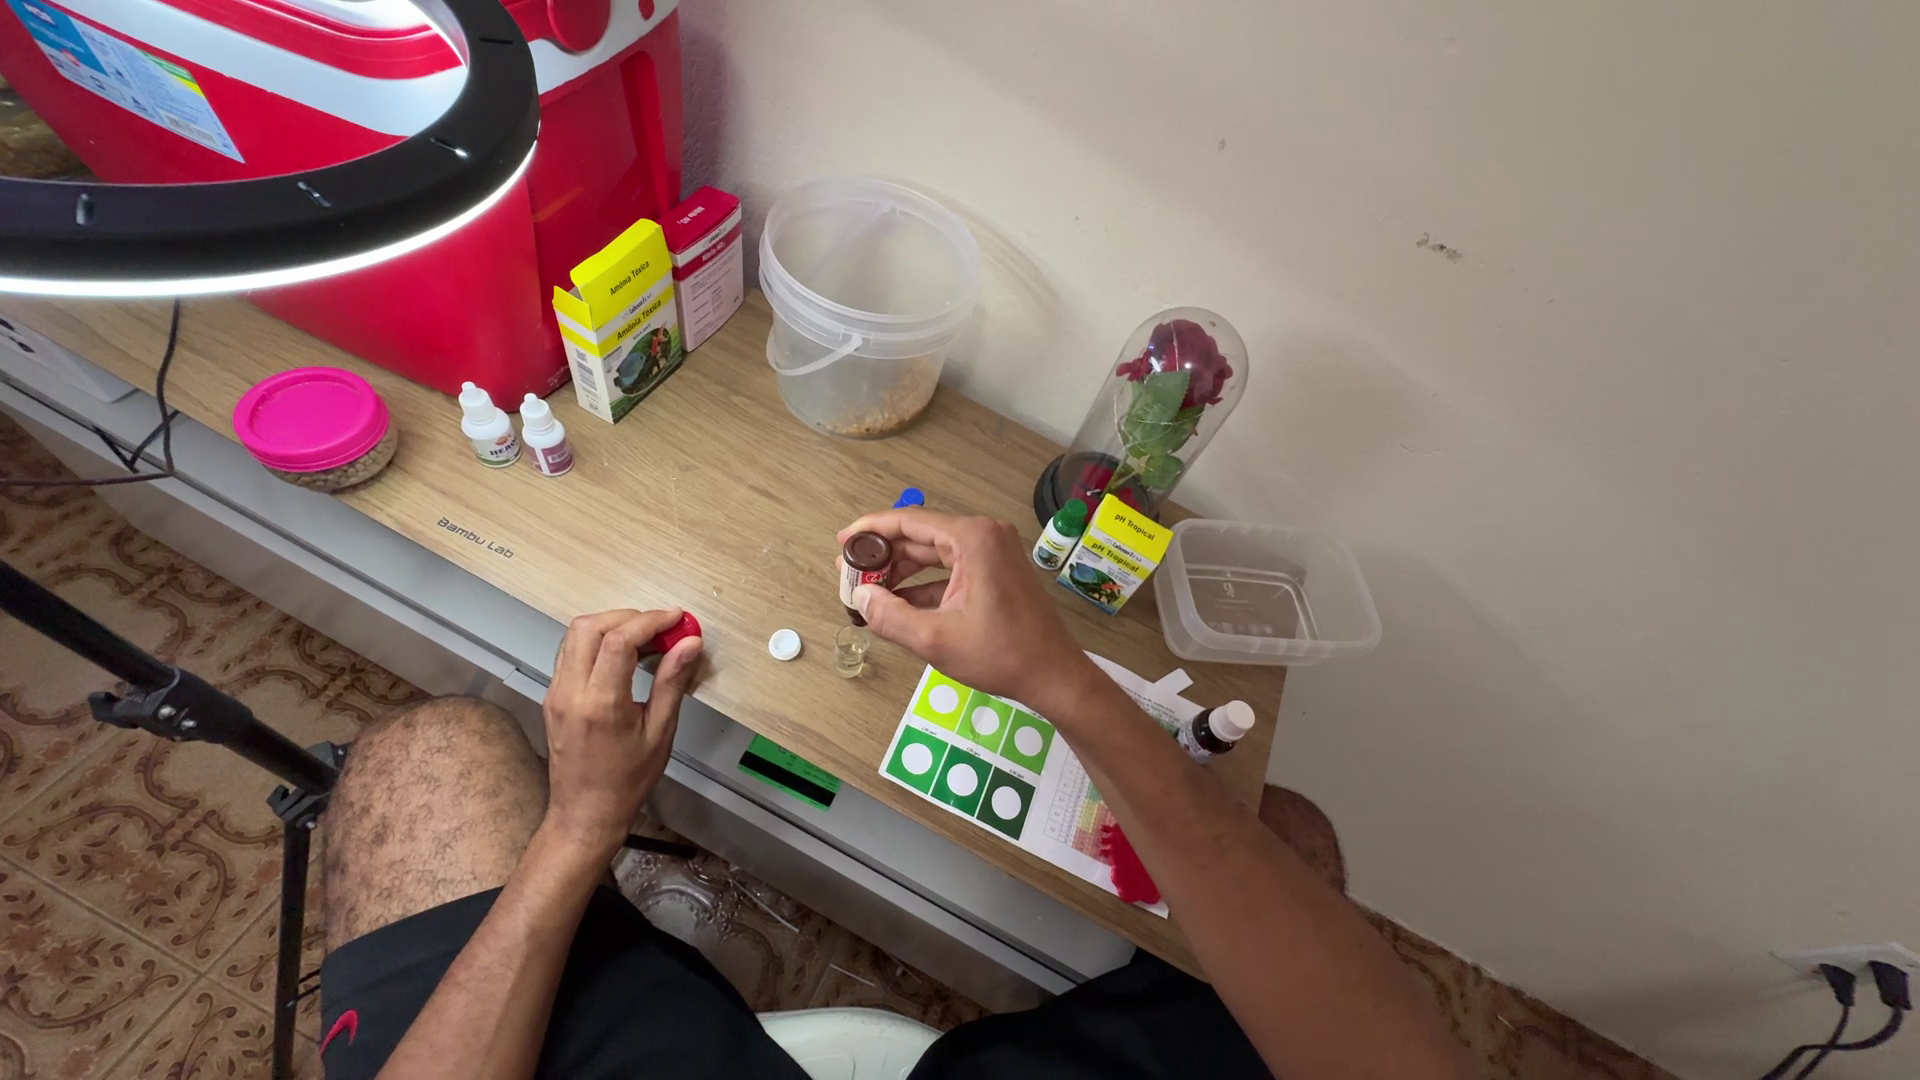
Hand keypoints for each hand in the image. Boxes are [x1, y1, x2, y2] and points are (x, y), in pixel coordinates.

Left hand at [542, 609, 700, 860]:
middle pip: (589, 627)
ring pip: (575, 635)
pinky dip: (599, 641)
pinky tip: (626, 655)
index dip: (651, 621)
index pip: (618, 640)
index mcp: (600, 703)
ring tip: (647, 638)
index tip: (678, 619)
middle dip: (629, 616)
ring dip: (612, 625)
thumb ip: (672, 681)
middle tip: (662, 626)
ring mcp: (556, 692)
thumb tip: (690, 643)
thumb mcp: (660, 731)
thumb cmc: (628, 779)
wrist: (585, 813)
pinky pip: (572, 652)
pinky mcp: (553, 695)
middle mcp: (570, 692)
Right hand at [836, 509, 1094, 710]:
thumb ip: (890, 616)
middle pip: (919, 536)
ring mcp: (992, 552)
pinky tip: (896, 604)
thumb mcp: (935, 640)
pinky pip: (950, 570)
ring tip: (866, 592)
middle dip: (883, 556)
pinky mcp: (995, 572)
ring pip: (933, 554)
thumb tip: (858, 598)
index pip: (908, 521)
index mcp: (972, 538)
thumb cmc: (1001, 654)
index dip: (870, 530)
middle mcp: (983, 535)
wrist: (1054, 675)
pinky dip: (923, 585)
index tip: (841, 543)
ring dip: (900, 572)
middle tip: (848, 575)